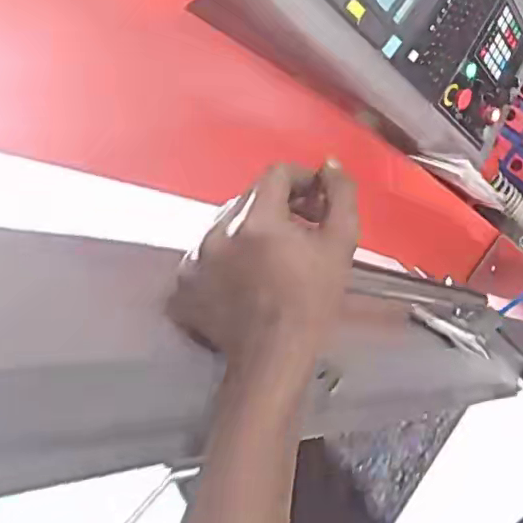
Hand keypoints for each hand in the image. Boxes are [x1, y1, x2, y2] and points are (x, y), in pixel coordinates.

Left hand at [168, 162, 361, 372]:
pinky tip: (250, 275)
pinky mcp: (180, 286)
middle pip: (250, 196)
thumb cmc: (314, 296)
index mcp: (256, 220)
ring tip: (277, 253)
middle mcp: (215, 233)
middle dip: (281, 203)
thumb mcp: (342, 240)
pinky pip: (208, 252)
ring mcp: (192, 261)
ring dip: (254, 227)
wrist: (274, 356)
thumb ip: (341, 194)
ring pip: (227, 223)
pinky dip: (230, 254)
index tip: (319, 200)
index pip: (276, 174)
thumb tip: (329, 166)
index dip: (303, 179)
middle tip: (306, 227)